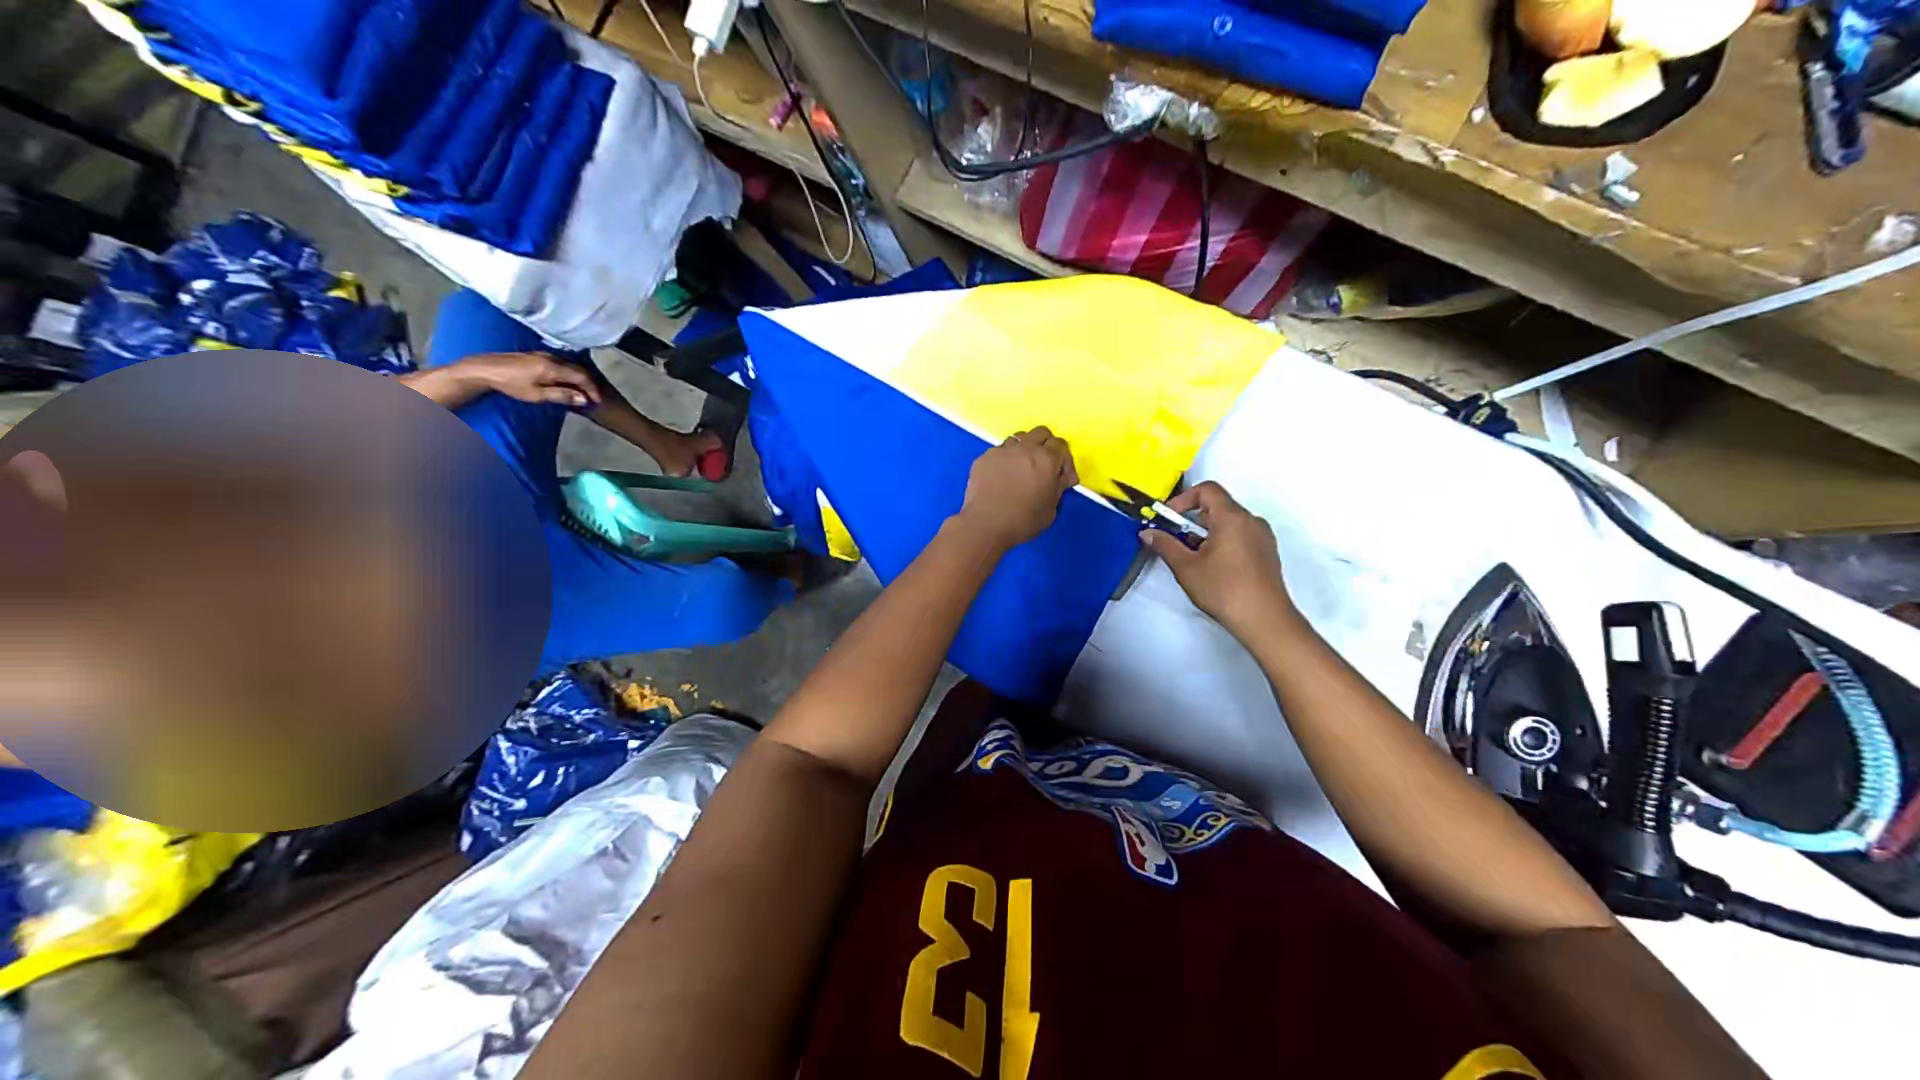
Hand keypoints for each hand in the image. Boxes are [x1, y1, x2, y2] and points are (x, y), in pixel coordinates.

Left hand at [460, 352, 601, 407]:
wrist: (485, 369)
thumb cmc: (511, 384)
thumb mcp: (537, 395)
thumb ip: (562, 395)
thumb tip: (583, 398)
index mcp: (553, 367)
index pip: (581, 376)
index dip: (592, 388)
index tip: (597, 400)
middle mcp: (552, 358)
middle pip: (578, 369)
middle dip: (588, 383)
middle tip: (592, 396)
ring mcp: (544, 354)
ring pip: (570, 365)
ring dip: (579, 378)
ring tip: (581, 390)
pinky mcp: (537, 355)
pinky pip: (561, 363)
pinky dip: (569, 373)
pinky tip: (566, 381)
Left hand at [954, 427, 1077, 551]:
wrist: (986, 524)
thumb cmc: (1024, 520)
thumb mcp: (1051, 508)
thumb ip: (1059, 486)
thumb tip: (1063, 476)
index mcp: (1046, 459)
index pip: (1061, 444)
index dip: (1064, 460)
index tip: (1062, 476)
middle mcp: (1025, 447)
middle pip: (1041, 433)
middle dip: (1046, 445)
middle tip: (1044, 466)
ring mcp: (1002, 450)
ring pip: (1019, 438)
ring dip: (1025, 448)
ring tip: (1022, 468)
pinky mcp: (984, 457)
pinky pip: (1000, 451)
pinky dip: (1006, 459)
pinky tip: (1002, 476)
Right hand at [1140, 481, 1298, 636]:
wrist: (1264, 619)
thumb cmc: (1224, 590)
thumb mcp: (1186, 567)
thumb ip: (1165, 545)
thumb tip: (1148, 533)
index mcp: (1232, 517)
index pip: (1207, 489)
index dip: (1183, 499)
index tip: (1169, 518)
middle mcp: (1251, 521)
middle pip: (1218, 506)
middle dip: (1192, 519)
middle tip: (1176, 540)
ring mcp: (1263, 537)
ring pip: (1230, 522)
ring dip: (1207, 532)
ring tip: (1193, 557)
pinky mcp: (1267, 553)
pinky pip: (1241, 535)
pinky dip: (1223, 541)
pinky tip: (1213, 567)